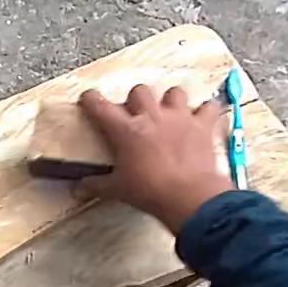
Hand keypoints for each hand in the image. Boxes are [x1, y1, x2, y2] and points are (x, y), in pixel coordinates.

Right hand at [78, 85, 235, 231]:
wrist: (188, 196)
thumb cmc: (148, 191)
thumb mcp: (116, 189)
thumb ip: (97, 184)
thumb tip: (79, 187)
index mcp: (126, 130)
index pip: (100, 106)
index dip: (91, 99)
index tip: (88, 98)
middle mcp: (151, 117)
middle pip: (139, 90)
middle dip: (136, 99)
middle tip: (136, 114)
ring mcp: (179, 118)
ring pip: (174, 92)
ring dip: (170, 100)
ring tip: (168, 113)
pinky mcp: (202, 125)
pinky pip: (208, 107)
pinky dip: (205, 111)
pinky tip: (201, 119)